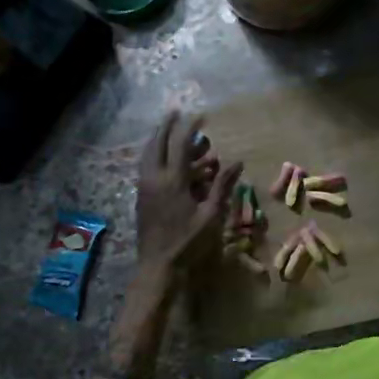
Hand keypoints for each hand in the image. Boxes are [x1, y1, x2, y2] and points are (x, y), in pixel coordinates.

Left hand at [136, 111, 240, 277]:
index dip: (191, 128)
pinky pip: (145, 167)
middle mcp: (154, 179)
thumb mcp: (211, 215)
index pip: (181, 145)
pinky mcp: (141, 197)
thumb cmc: (188, 242)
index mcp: (173, 181)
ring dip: (157, 139)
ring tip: (166, 129)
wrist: (158, 266)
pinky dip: (152, 155)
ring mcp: (144, 187)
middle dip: (166, 126)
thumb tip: (237, 162)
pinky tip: (160, 157)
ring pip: (147, 155)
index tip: (201, 116)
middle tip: (175, 112)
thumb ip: (222, 186)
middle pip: (157, 144)